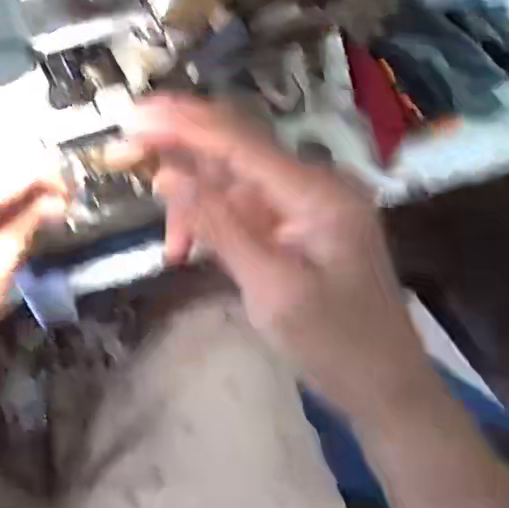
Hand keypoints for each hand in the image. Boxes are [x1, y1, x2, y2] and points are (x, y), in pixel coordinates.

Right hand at [126, 95, 439, 422]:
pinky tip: (184, 249)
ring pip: (216, 175)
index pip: (236, 141)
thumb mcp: (273, 289)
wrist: (386, 389)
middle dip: (173, 149)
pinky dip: (198, 219)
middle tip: (122, 152)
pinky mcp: (282, 218)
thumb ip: (218, 226)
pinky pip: (224, 200)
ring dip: (185, 202)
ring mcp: (294, 200)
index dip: (179, 124)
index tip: (129, 118)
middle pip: (224, 145)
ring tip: (174, 245)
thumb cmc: (336, 343)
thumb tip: (165, 175)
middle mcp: (306, 184)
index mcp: (316, 194)